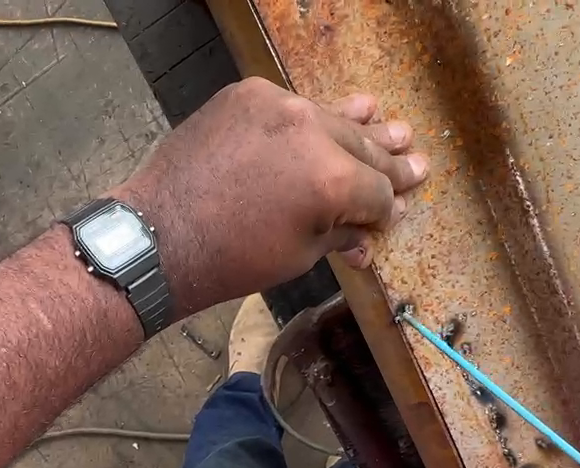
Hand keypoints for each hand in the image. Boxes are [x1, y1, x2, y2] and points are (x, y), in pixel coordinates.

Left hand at [112, 78, 428, 316]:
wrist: (163, 235)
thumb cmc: (234, 260)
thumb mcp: (297, 257)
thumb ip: (337, 237)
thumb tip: (365, 238)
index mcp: (331, 181)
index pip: (377, 191)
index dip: (388, 208)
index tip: (397, 212)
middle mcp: (313, 131)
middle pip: (364, 147)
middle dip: (390, 162)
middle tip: (417, 164)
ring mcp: (279, 105)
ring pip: (332, 119)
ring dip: (363, 128)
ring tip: (395, 129)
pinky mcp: (248, 95)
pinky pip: (294, 106)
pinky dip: (316, 118)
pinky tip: (342, 112)